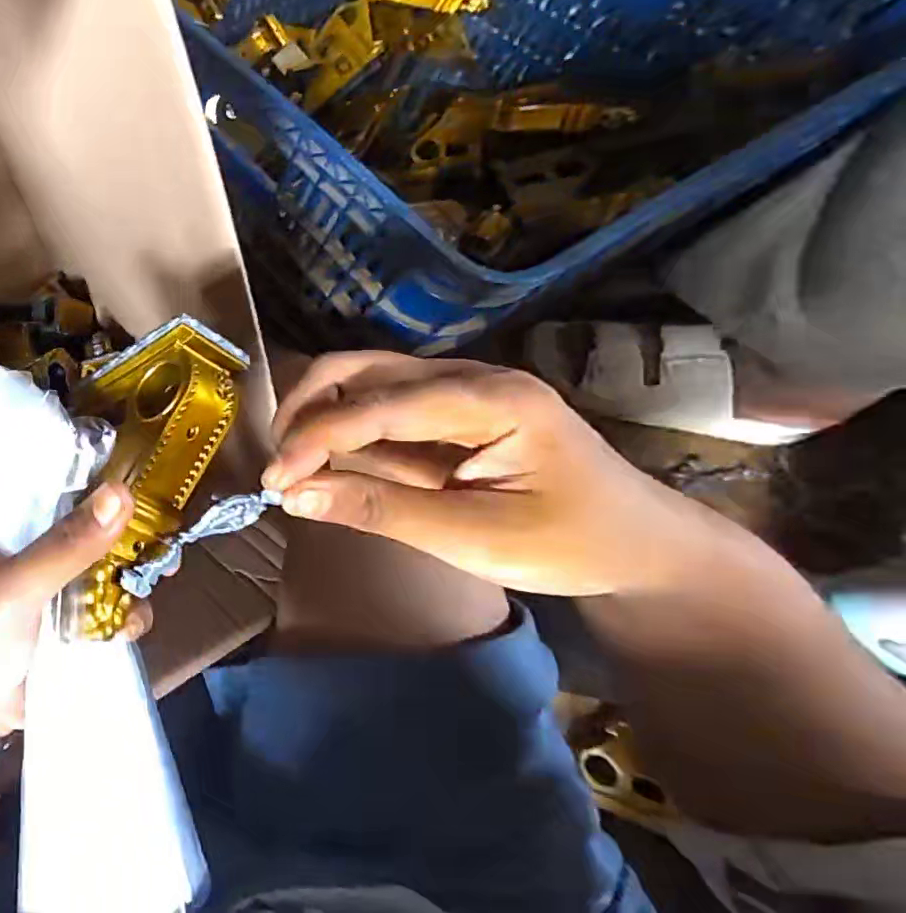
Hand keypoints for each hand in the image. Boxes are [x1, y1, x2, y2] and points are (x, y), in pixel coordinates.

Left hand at [0, 483, 149, 739]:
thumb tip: (120, 493)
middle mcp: (40, 545)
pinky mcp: (79, 621)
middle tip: (165, 536)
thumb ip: (66, 545)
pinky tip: (127, 628)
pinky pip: (117, 606)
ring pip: (112, 564)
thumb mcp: (17, 586)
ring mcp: (62, 584)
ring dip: (136, 573)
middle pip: (95, 523)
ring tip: (158, 577)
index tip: (145, 477)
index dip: (101, 476)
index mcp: (13, 522)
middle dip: (130, 530)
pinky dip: (130, 613)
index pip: (60, 482)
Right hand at [260, 352, 744, 596]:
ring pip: (354, 377)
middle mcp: (465, 375)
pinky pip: (369, 401)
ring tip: (294, 463)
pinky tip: (324, 459)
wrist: (642, 546)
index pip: (376, 408)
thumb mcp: (474, 539)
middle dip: (304, 412)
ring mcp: (451, 384)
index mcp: (491, 400)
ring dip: (313, 414)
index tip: (273, 482)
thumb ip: (380, 511)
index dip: (314, 440)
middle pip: (354, 368)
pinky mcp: (438, 403)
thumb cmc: (571, 545)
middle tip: (281, 466)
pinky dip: (335, 425)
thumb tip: (293, 497)